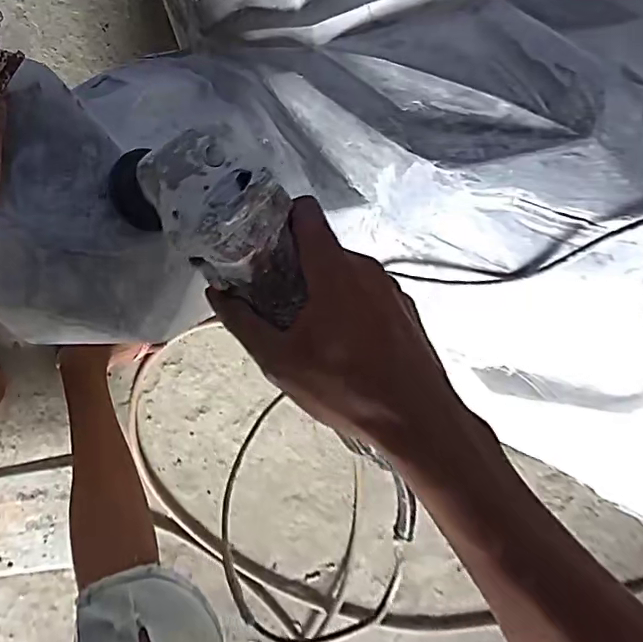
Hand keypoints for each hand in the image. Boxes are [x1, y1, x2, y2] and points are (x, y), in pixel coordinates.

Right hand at [208, 197, 464, 456]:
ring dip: (319, 284)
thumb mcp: (279, 359)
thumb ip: (242, 321)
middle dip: (292, 260)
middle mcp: (365, 270)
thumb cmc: (352, 390)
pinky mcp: (404, 311)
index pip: (306, 214)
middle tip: (269, 287)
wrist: (423, 427)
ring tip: (300, 320)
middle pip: (320, 244)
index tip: (260, 234)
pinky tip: (335, 339)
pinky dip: (345, 303)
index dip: (279, 215)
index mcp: (334, 270)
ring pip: (343, 269)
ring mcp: (389, 290)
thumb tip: (219, 297)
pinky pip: (365, 291)